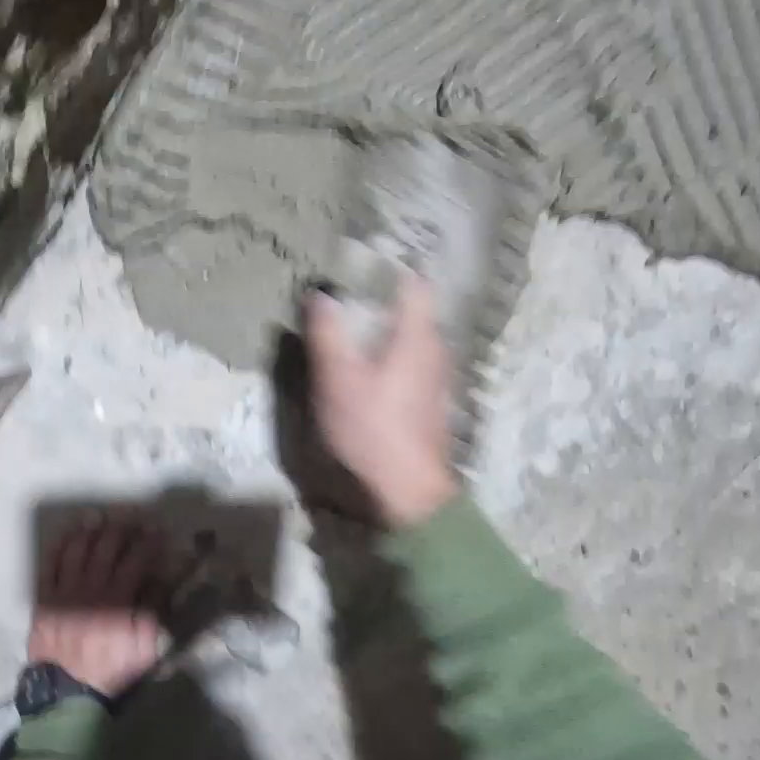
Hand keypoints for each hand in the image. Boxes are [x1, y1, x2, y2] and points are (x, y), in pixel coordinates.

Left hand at [29, 518, 163, 696]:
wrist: (67, 691)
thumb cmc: (111, 669)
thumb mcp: (145, 647)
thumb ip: (153, 611)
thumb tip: (160, 580)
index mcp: (118, 600)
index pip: (136, 560)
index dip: (148, 542)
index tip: (157, 528)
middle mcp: (91, 589)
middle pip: (106, 548)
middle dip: (121, 528)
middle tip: (130, 514)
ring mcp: (65, 591)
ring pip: (77, 551)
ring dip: (89, 530)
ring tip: (98, 516)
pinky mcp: (45, 598)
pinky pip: (50, 565)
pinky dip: (60, 547)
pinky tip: (68, 535)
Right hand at [304, 273, 457, 527]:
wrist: (408, 490)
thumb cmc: (372, 428)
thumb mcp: (337, 379)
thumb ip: (327, 333)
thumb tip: (320, 294)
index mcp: (418, 335)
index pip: (415, 283)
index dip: (389, 271)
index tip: (359, 269)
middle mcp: (436, 350)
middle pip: (414, 313)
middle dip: (382, 306)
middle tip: (347, 306)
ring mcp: (439, 380)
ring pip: (413, 343)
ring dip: (387, 338)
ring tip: (354, 342)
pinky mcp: (433, 406)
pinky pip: (413, 369)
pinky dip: (393, 364)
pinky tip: (370, 380)